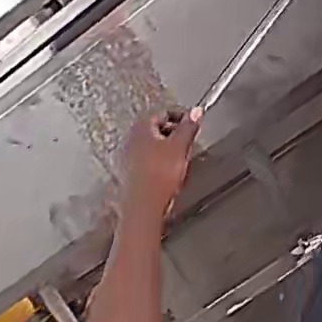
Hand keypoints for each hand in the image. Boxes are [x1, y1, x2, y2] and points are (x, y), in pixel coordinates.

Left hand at [121, 106, 200, 220]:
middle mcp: (129, 141)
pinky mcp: (127, 177)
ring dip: (167, 149)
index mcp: (140, 128)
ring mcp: (126, 159)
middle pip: (156, 129)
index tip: (193, 122)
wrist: (143, 208)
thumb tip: (195, 112)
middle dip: (174, 134)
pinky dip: (159, 163)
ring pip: (152, 146)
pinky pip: (147, 163)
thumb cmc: (159, 175)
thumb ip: (189, 126)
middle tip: (188, 141)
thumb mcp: (181, 146)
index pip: (163, 112)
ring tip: (180, 160)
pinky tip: (168, 174)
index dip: (181, 115)